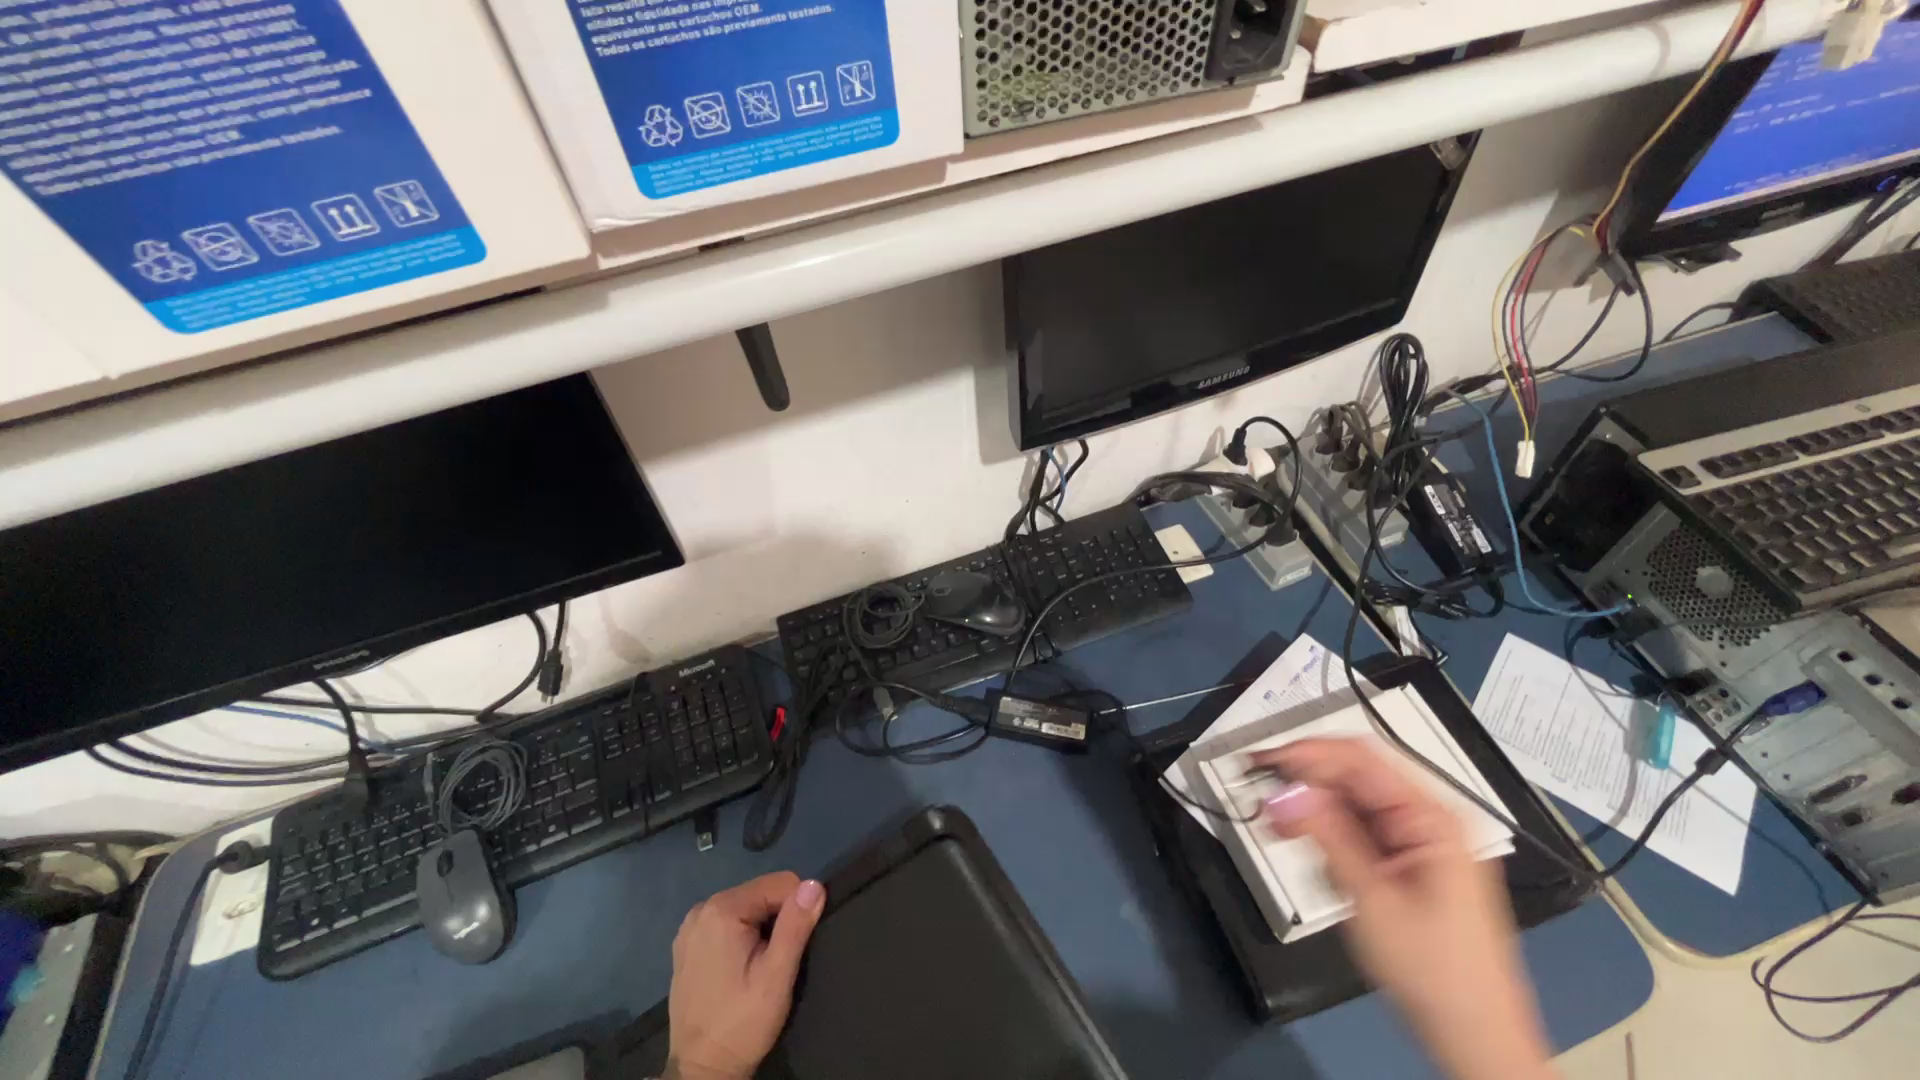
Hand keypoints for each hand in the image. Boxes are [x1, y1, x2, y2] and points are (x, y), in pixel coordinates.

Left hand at [666, 872, 825, 1079]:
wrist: (701, 1071)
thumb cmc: (742, 1022)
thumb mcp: (777, 975)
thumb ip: (795, 925)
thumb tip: (814, 884)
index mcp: (722, 909)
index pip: (780, 883)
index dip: (797, 911)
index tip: (792, 948)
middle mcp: (702, 909)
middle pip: (761, 893)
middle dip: (777, 921)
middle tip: (774, 963)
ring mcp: (690, 927)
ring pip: (746, 908)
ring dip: (760, 930)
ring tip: (757, 969)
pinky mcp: (687, 945)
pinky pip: (727, 923)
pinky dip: (740, 938)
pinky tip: (738, 970)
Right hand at [1250, 737, 1555, 1079]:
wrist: (1477, 1038)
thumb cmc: (1433, 971)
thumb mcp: (1371, 899)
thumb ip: (1326, 836)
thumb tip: (1283, 791)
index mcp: (1434, 818)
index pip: (1362, 759)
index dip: (1309, 752)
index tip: (1263, 762)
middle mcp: (1430, 820)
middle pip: (1357, 778)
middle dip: (1306, 783)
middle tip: (1262, 799)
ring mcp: (1421, 842)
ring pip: (1355, 804)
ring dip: (1314, 810)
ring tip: (1279, 826)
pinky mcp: (1410, 864)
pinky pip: (1362, 831)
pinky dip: (1329, 833)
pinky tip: (1307, 844)